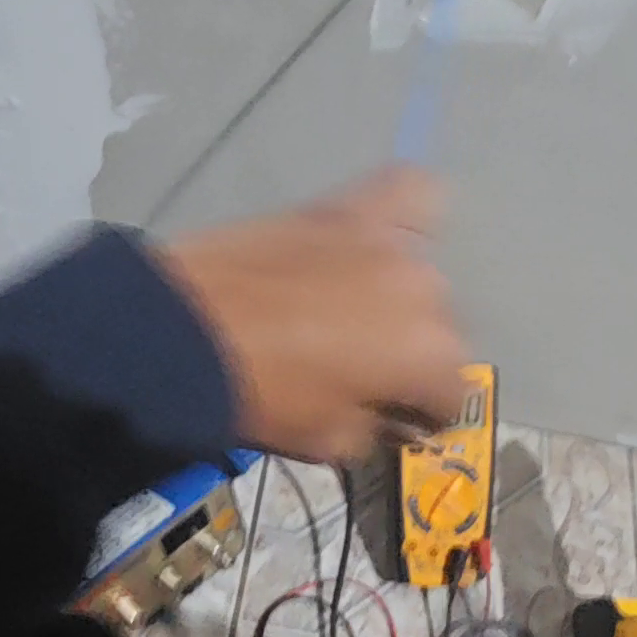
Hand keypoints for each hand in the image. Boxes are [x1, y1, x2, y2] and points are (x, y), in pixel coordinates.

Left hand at [156, 167, 467, 462]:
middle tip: (361, 369)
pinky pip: (407, 194)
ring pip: (421, 275)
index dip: (422, 413)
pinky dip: (405, 215)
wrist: (185, 336)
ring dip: (400, 299)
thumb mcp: (327, 442)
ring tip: (356, 311)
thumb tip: (391, 419)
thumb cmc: (260, 397)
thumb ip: (377, 431)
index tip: (394, 416)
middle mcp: (429, 294)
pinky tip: (383, 236)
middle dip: (410, 358)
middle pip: (438, 334)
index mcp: (430, 358)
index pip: (452, 394)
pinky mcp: (349, 209)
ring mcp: (391, 243)